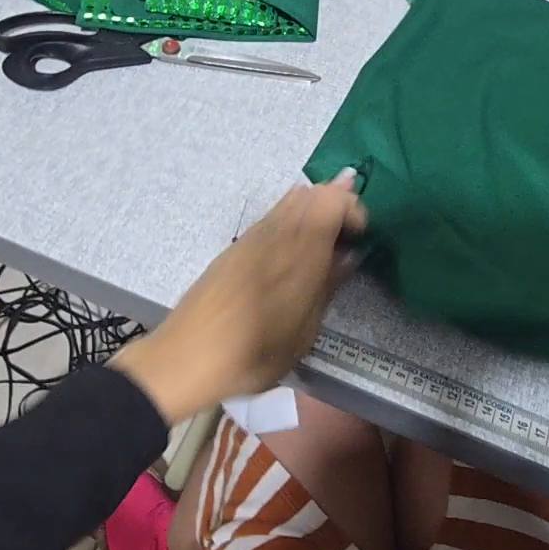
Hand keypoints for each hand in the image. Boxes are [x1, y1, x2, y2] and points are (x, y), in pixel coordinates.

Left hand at [112, 172, 365, 422]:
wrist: (187, 356)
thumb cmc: (253, 353)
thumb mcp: (303, 331)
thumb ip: (327, 287)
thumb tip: (348, 256)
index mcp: (300, 252)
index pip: (332, 200)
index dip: (353, 208)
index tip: (361, 235)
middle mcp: (277, 233)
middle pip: (312, 193)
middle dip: (337, 202)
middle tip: (350, 229)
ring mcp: (252, 237)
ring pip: (290, 200)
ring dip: (314, 207)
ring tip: (328, 233)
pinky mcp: (235, 247)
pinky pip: (272, 215)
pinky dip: (292, 216)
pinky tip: (296, 241)